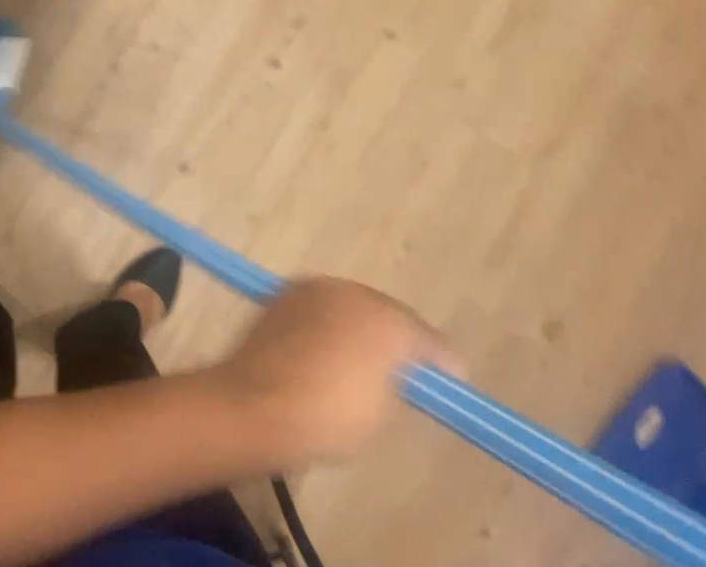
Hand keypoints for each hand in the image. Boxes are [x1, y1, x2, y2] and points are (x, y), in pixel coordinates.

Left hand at [205, 276, 457, 467]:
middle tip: (406, 366)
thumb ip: (399, 380)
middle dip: (397, 336)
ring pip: (350, 305)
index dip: (440, 360)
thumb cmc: (328, 416)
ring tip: (365, 355)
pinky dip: (329, 322)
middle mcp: (350, 292)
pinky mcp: (281, 296)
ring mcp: (312, 290)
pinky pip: (319, 308)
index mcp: (387, 320)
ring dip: (360, 324)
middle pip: (386, 313)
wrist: (254, 406)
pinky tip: (328, 346)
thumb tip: (396, 371)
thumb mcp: (384, 408)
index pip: (426, 338)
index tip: (451, 378)